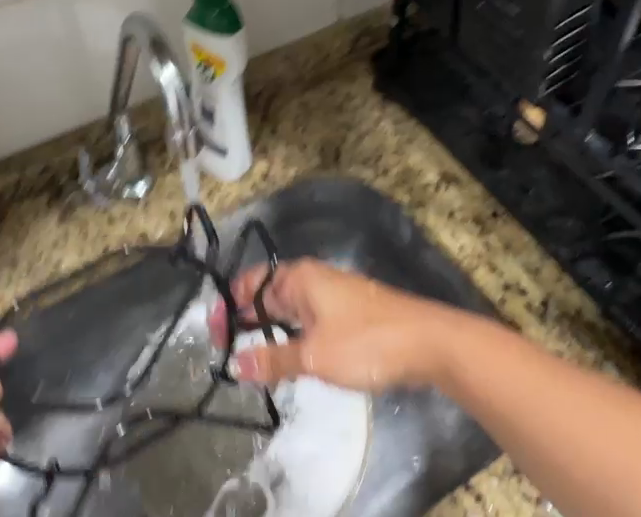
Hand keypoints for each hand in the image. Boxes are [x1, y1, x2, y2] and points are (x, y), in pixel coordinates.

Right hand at [208, 259, 461, 392]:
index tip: (212, 334)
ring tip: (250, 357)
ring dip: (269, 330)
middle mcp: (314, 279)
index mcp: (300, 277)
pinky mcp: (349, 315)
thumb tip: (235, 364)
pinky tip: (289, 358)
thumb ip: (273, 360)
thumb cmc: (366, 341)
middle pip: (269, 295)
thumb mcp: (314, 355)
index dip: (228, 306)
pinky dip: (291, 335)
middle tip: (224, 349)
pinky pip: (308, 320)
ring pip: (289, 309)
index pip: (251, 284)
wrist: (428, 342)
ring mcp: (333, 296)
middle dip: (246, 318)